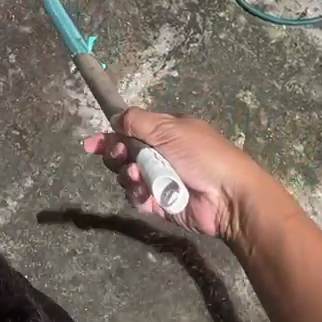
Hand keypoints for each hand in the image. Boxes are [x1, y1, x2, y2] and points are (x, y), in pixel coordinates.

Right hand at [84, 109, 275, 242]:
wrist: (229, 197)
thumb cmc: (202, 155)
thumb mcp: (169, 129)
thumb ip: (137, 121)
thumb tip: (114, 118)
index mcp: (164, 132)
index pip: (129, 130)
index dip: (110, 136)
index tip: (92, 145)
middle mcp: (160, 154)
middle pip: (123, 153)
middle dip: (117, 155)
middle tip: (123, 158)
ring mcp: (159, 179)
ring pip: (126, 176)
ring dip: (128, 175)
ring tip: (138, 177)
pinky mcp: (160, 203)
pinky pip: (137, 197)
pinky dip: (138, 195)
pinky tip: (146, 194)